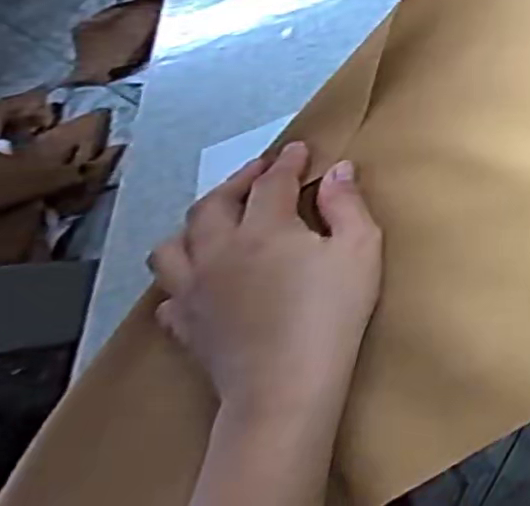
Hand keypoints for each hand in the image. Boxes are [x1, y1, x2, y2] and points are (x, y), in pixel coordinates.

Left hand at [146, 141, 382, 419]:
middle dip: (238, 181)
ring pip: (173, 244)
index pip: (271, 183)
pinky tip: (202, 274)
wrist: (286, 382)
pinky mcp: (184, 324)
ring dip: (197, 222)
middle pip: (213, 205)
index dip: (287, 162)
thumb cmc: (334, 308)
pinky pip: (168, 290)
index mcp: (263, 230)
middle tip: (262, 171)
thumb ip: (347, 205)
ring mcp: (193, 291)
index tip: (300, 148)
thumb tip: (339, 170)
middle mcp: (218, 252)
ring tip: (221, 216)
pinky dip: (184, 271)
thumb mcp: (361, 247)